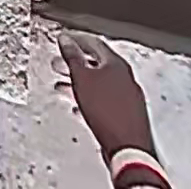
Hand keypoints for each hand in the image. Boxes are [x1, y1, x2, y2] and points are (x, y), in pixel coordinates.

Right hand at [51, 32, 156, 160]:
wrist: (128, 150)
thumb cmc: (107, 111)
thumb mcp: (81, 77)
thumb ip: (72, 56)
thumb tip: (66, 40)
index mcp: (117, 65)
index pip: (95, 43)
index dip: (77, 39)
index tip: (65, 39)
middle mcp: (126, 79)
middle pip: (97, 64)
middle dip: (76, 63)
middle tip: (61, 62)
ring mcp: (129, 99)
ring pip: (100, 84)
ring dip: (81, 82)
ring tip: (64, 85)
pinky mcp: (128, 117)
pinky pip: (106, 101)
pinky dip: (91, 99)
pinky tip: (79, 105)